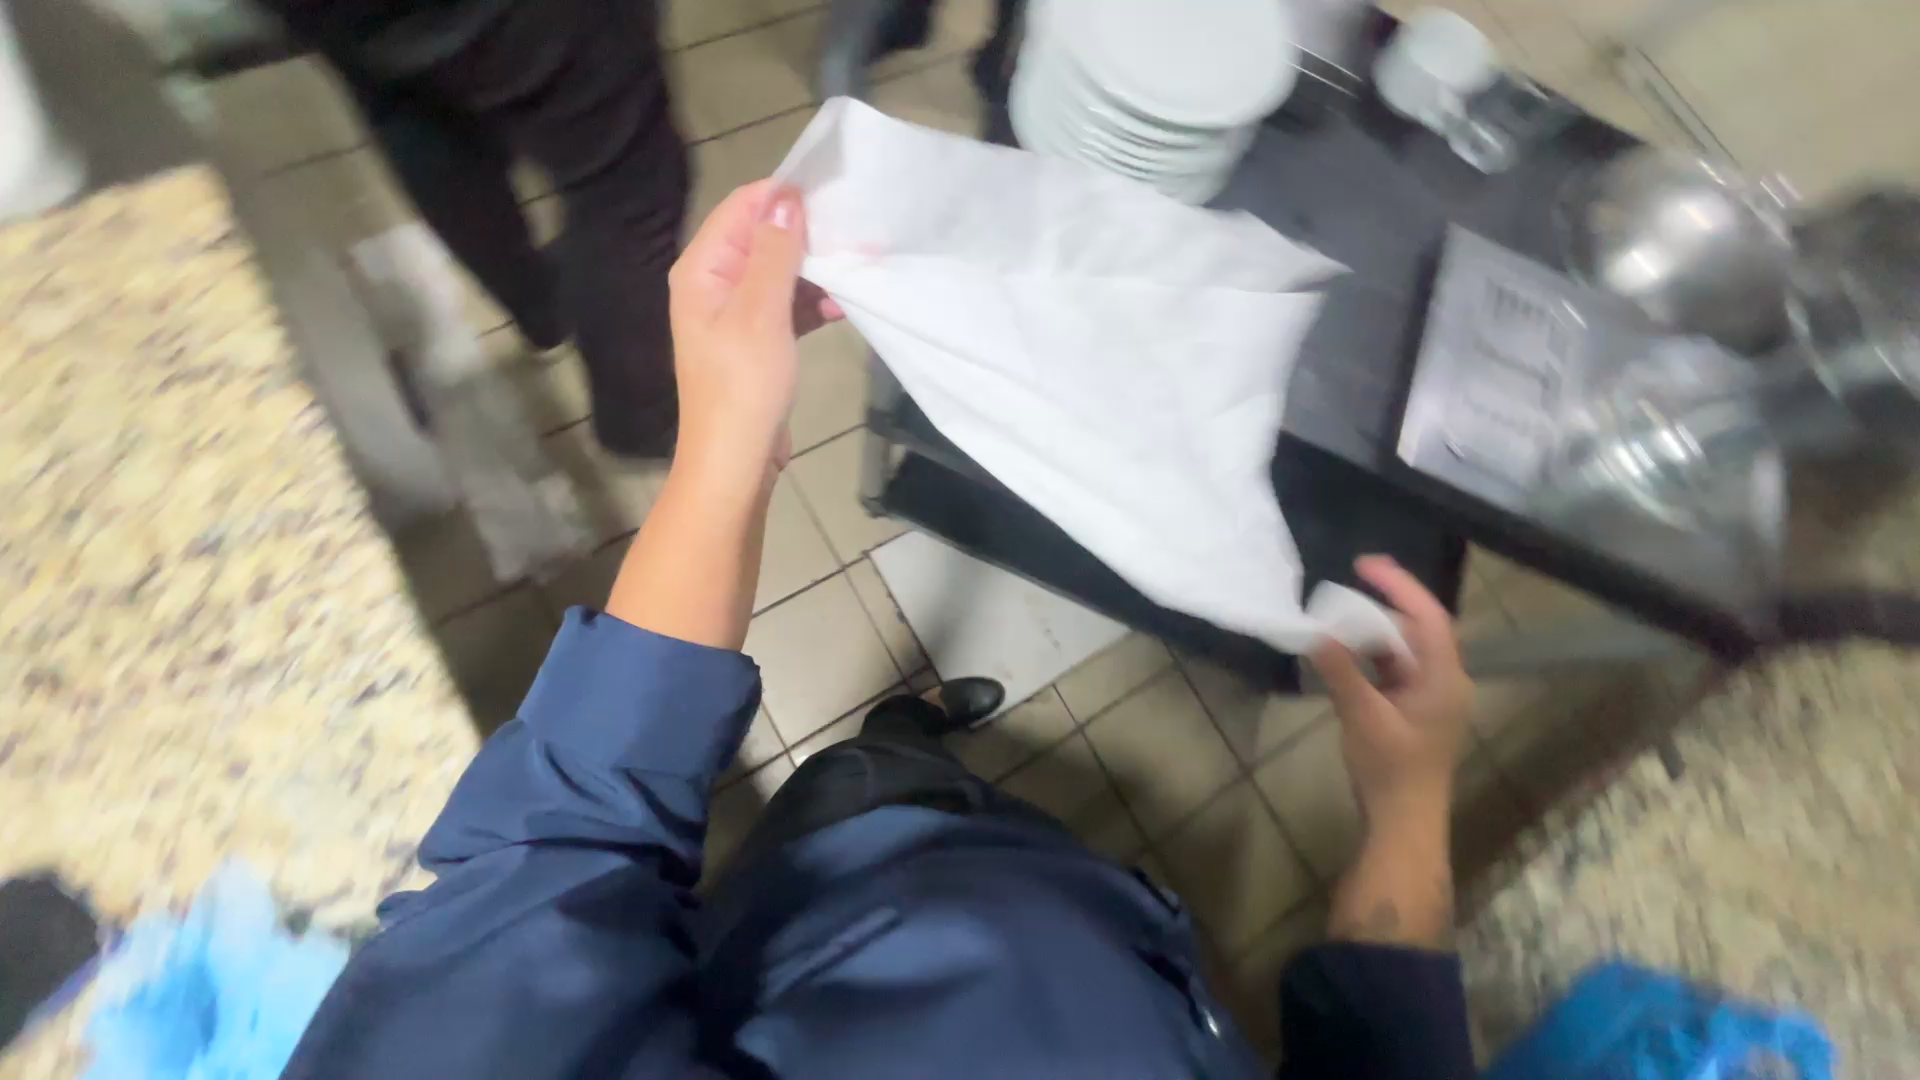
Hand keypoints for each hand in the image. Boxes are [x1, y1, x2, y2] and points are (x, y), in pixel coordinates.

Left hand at [667, 179, 842, 473]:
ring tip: (858, 271)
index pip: (742, 209)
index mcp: (703, 270)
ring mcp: (735, 316)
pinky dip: (812, 304)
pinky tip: (843, 308)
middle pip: (762, 240)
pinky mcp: (757, 343)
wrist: (736, 460)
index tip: (834, 196)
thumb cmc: (744, 386)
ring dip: (816, 272)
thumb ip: (773, 253)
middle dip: (808, 236)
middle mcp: (714, 285)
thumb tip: (787, 199)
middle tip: (857, 235)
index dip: (784, 197)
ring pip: (780, 275)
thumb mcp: (761, 314)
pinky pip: (786, 308)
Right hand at [1310, 556, 1474, 828]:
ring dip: (1369, 632)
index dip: (1399, 586)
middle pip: (1415, 629)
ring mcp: (1428, 695)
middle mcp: (1444, 681)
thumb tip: (1314, 632)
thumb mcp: (1363, 718)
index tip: (1364, 564)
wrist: (1403, 820)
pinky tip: (1341, 653)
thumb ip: (1340, 672)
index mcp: (1445, 679)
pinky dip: (1367, 655)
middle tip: (1337, 595)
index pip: (1429, 617)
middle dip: (1378, 607)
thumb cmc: (1392, 770)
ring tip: (1334, 620)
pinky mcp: (1411, 708)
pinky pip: (1391, 668)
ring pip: (1401, 648)